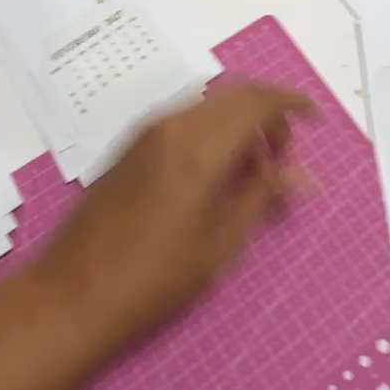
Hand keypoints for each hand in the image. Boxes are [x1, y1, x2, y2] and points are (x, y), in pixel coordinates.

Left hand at [37, 84, 315, 339]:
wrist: (73, 293)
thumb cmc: (155, 277)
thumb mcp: (220, 242)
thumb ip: (262, 196)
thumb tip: (303, 176)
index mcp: (199, 145)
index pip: (257, 101)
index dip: (292, 105)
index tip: (315, 122)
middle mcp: (173, 124)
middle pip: (234, 97)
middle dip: (268, 117)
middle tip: (284, 158)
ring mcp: (147, 132)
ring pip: (208, 107)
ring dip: (238, 125)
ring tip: (251, 173)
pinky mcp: (130, 145)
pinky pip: (184, 120)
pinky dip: (211, 132)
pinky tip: (214, 174)